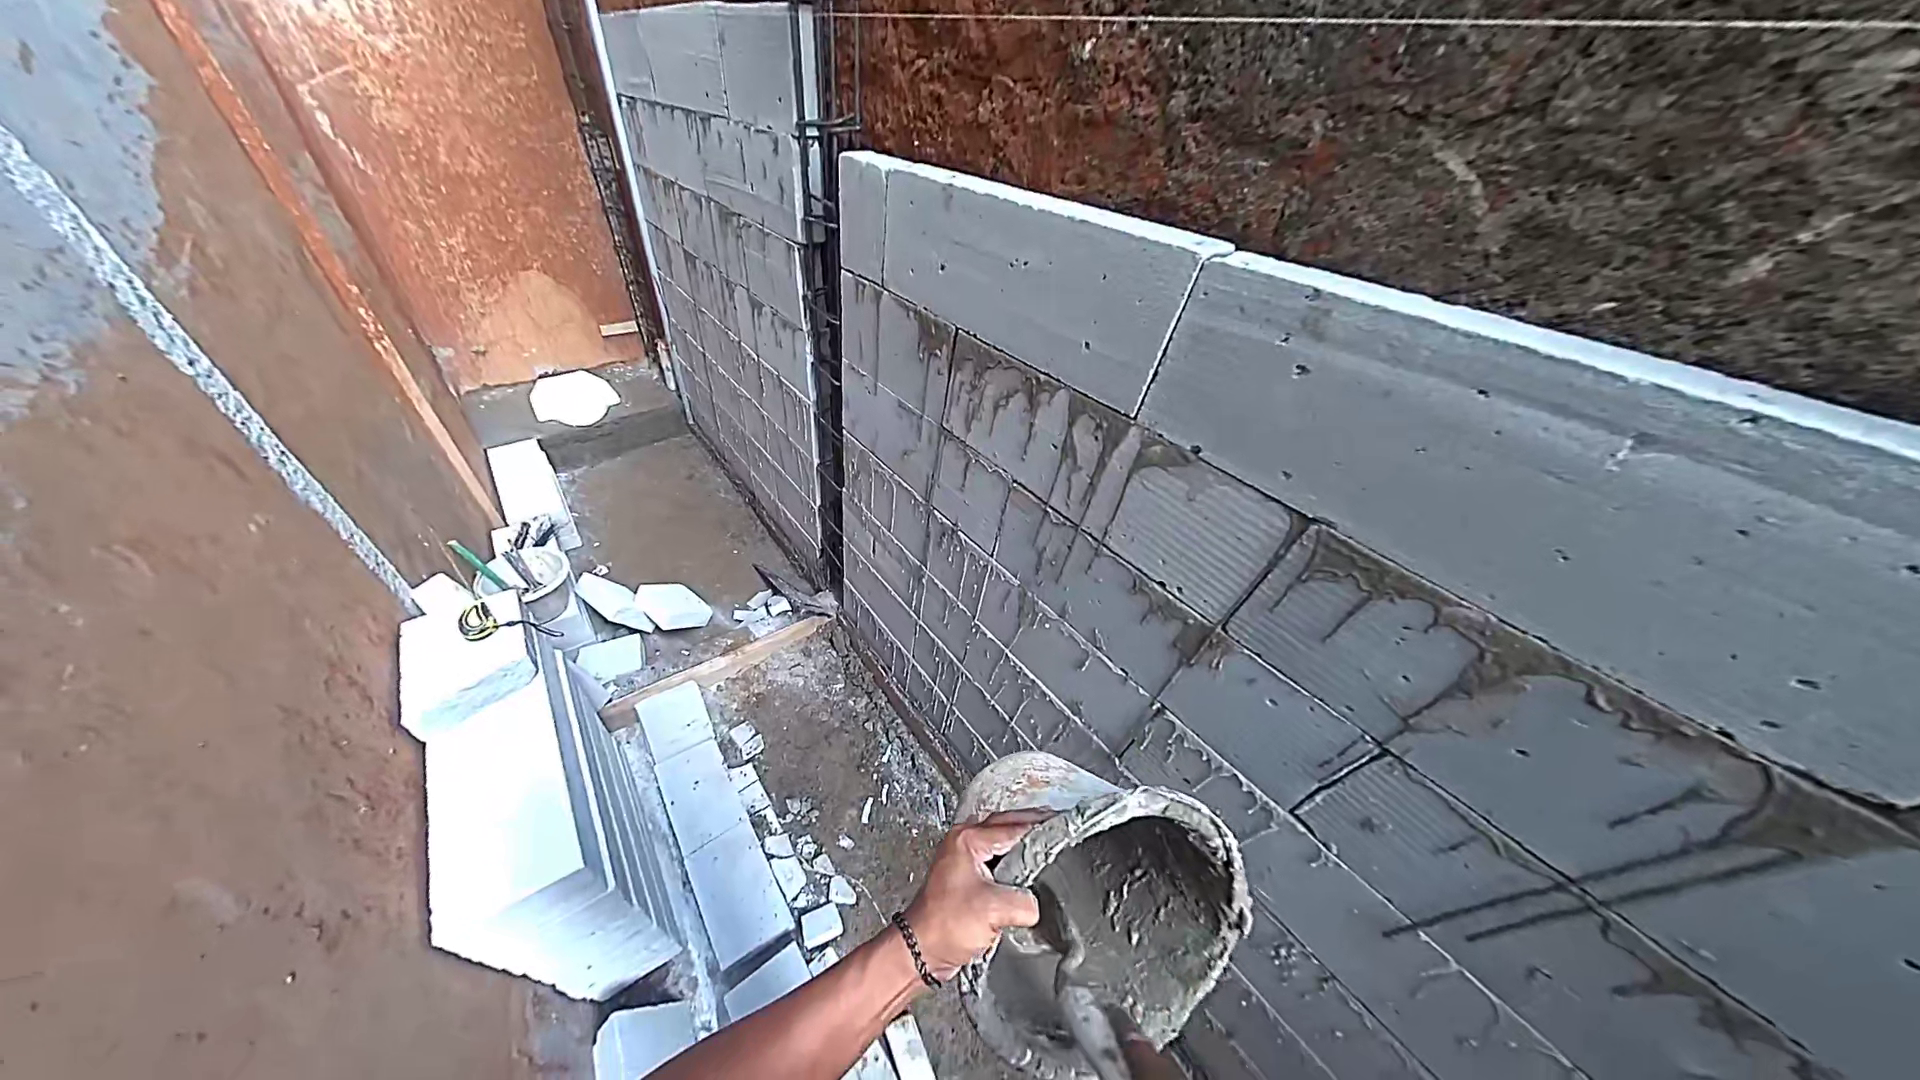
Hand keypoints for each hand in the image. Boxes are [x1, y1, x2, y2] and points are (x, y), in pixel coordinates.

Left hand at [902, 810, 1049, 978]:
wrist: (921, 950)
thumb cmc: (946, 926)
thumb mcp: (993, 911)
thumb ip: (1024, 902)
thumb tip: (1037, 903)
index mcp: (968, 839)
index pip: (1012, 827)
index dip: (1039, 828)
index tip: (1063, 826)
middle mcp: (964, 841)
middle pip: (1005, 824)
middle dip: (1031, 824)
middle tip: (1057, 824)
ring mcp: (963, 857)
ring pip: (1000, 839)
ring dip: (1021, 839)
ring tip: (1046, 842)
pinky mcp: (966, 875)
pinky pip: (995, 857)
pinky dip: (1012, 857)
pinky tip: (1027, 866)